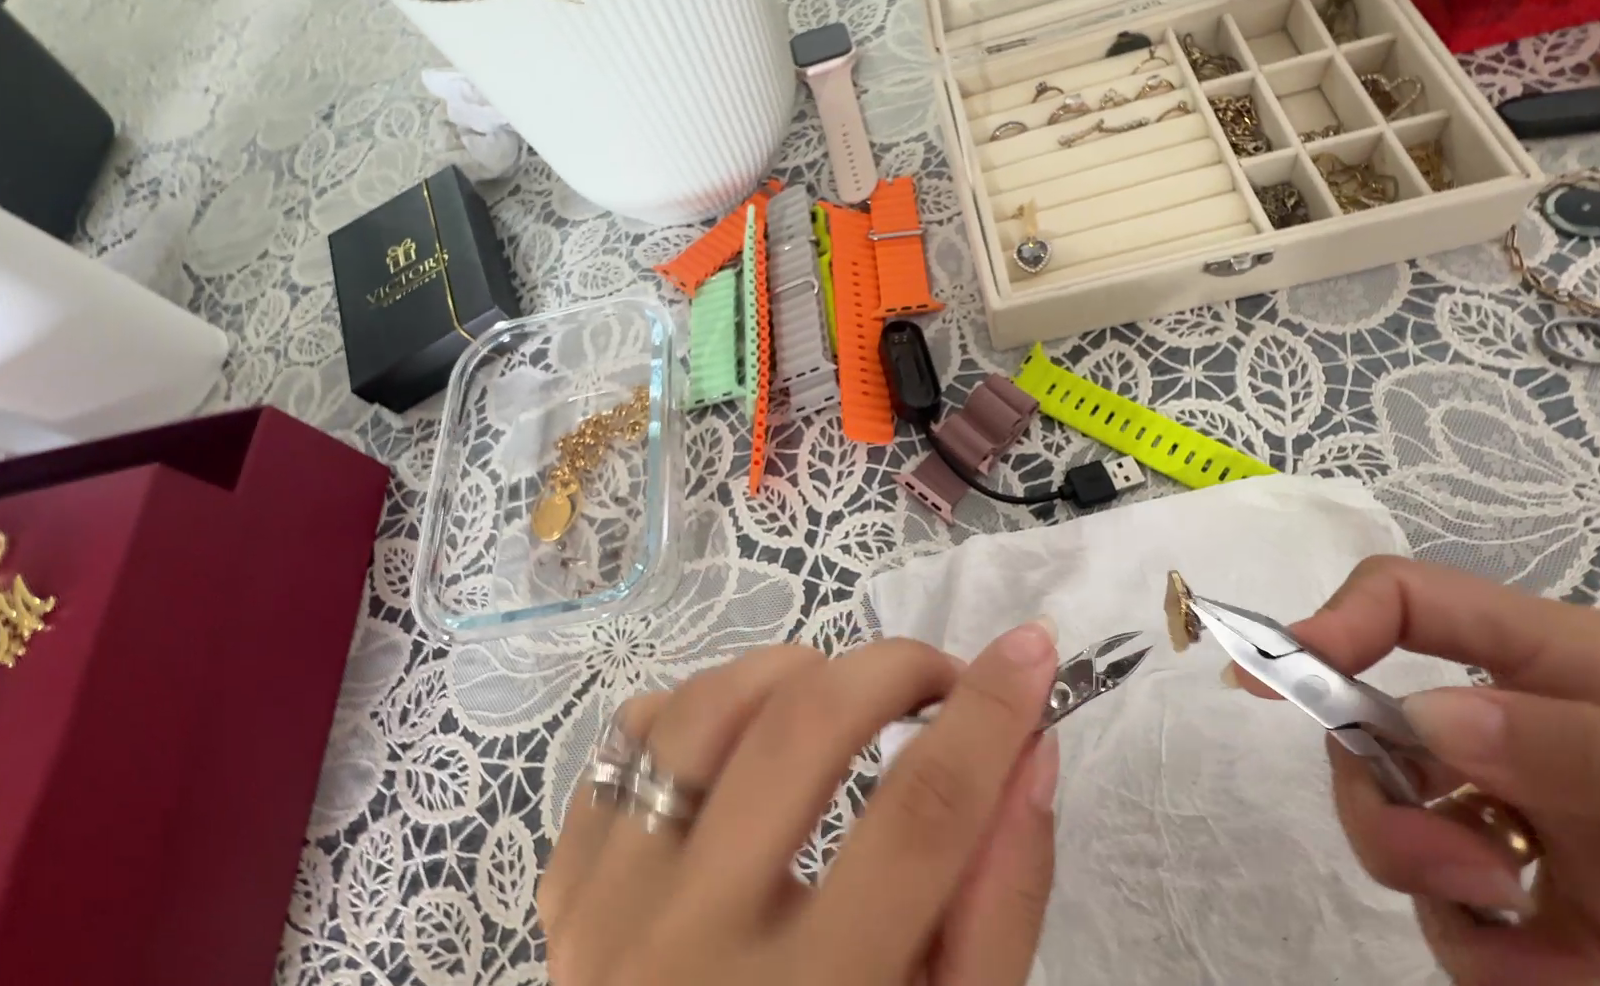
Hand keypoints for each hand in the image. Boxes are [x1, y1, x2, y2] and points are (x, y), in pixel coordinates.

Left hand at [536, 622, 1061, 985]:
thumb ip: (1001, 897)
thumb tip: (1029, 751)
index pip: (921, 821)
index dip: (990, 718)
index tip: (1033, 652)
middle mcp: (690, 947)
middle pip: (801, 736)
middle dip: (893, 671)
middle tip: (939, 679)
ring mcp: (608, 909)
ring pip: (705, 710)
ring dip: (793, 673)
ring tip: (843, 701)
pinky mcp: (566, 883)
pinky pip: (630, 738)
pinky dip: (703, 705)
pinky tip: (746, 741)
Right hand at [1237, 556, 1599, 985]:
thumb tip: (1427, 718)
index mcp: (1574, 668)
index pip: (1412, 604)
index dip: (1329, 625)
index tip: (1264, 679)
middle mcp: (1536, 731)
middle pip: (1382, 733)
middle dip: (1380, 798)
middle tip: (1448, 872)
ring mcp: (1547, 820)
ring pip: (1411, 829)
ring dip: (1432, 889)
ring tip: (1530, 952)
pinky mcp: (1571, 906)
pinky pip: (1473, 923)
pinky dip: (1489, 960)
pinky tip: (1559, 983)